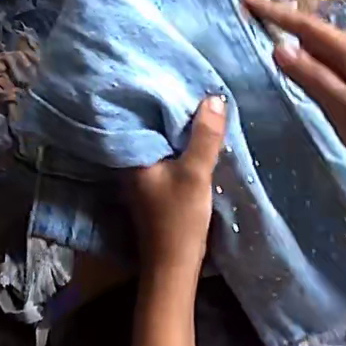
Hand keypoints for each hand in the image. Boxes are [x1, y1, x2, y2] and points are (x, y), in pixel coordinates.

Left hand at [124, 95, 226, 273]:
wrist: (174, 267)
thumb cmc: (179, 219)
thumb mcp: (196, 173)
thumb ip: (205, 137)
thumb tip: (214, 98)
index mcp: (132, 156)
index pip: (141, 115)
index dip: (159, 97)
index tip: (178, 78)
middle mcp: (131, 163)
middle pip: (152, 128)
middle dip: (172, 112)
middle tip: (194, 87)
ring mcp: (142, 177)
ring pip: (161, 144)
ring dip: (178, 131)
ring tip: (199, 108)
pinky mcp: (154, 188)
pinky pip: (167, 157)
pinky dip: (180, 148)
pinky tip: (196, 140)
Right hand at [245, 0, 345, 198]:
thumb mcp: (342, 108)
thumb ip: (312, 77)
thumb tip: (280, 48)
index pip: (309, 27)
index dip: (277, 13)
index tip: (248, 0)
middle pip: (318, 33)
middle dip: (286, 23)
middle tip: (254, 15)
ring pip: (326, 48)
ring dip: (299, 42)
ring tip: (269, 36)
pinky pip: (335, 63)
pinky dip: (313, 61)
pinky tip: (301, 68)